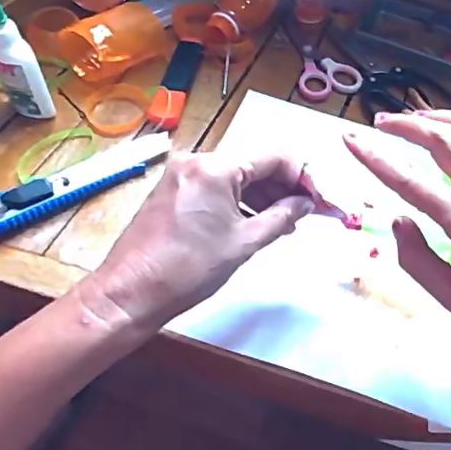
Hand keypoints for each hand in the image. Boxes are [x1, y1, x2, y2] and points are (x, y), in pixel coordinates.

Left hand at [81, 147, 313, 328]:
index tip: (318, 200)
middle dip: (283, 188)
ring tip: (283, 224)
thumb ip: (281, 216)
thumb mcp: (244, 242)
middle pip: (254, 164)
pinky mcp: (171, 191)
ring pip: (234, 176)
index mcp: (214, 167)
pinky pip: (214, 187)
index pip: (274, 158)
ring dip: (261, 196)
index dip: (303, 177)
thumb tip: (305, 203)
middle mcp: (195, 161)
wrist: (132, 292)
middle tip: (307, 214)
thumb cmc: (185, 269)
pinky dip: (236, 201)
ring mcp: (180, 175)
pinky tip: (254, 222)